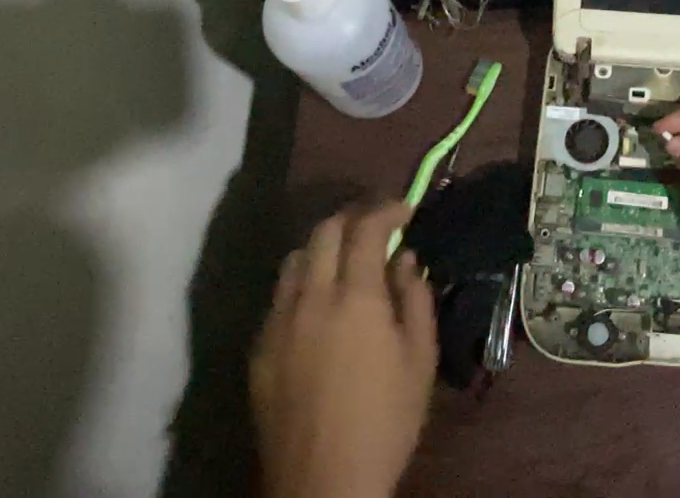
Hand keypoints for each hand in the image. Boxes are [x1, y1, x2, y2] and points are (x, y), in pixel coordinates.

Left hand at [250, 203, 436, 497]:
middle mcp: (311, 298)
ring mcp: (278, 323)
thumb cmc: (385, 420)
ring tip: (344, 259)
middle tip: (376, 225)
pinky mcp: (259, 349)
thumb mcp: (419, 359)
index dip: (387, 209)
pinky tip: (318, 303)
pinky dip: (302, 282)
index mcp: (356, 298)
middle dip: (352, 217)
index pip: (366, 228)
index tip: (406, 209)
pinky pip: (279, 296)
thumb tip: (406, 259)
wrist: (323, 483)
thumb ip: (415, 299)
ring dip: (323, 246)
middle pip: (323, 232)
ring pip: (294, 259)